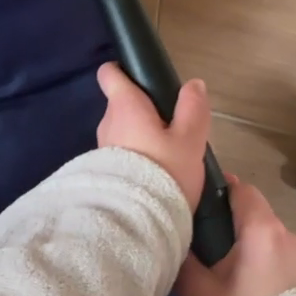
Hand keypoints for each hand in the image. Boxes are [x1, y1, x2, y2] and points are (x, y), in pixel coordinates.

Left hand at [94, 63, 209, 206]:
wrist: (135, 223)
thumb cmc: (164, 171)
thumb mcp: (190, 140)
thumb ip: (192, 109)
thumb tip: (194, 84)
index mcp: (124, 105)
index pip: (109, 74)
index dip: (123, 72)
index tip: (143, 80)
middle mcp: (107, 122)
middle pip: (122, 106)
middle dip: (142, 114)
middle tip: (171, 131)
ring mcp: (101, 149)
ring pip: (122, 134)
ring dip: (139, 140)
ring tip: (167, 160)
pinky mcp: (102, 174)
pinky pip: (120, 158)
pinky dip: (134, 162)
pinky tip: (155, 180)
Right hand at [176, 174, 295, 295]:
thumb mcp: (200, 295)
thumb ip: (185, 258)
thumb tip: (175, 235)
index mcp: (264, 232)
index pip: (242, 190)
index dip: (223, 192)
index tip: (206, 205)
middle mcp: (295, 239)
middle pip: (260, 221)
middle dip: (240, 234)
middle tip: (220, 260)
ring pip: (278, 247)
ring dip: (262, 258)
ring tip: (245, 287)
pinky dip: (281, 277)